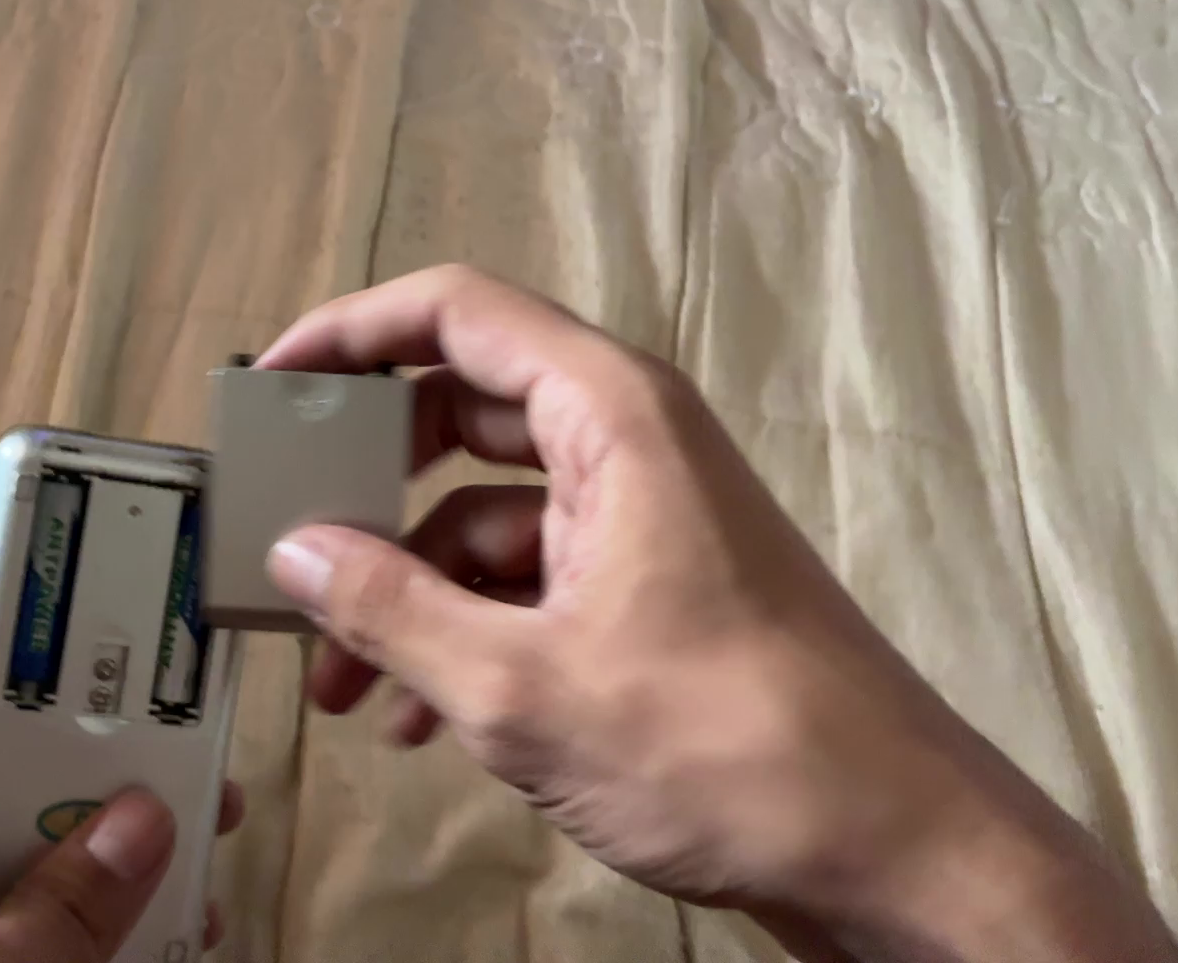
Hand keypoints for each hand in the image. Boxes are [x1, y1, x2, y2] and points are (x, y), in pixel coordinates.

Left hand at [0, 614, 242, 962]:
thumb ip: (53, 912)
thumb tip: (148, 821)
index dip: (1, 640)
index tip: (96, 664)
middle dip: (93, 762)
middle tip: (181, 770)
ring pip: (5, 835)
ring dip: (98, 850)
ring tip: (190, 864)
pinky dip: (62, 917)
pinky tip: (147, 940)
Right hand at [258, 265, 1177, 962]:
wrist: (900, 864)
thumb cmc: (725, 750)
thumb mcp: (520, 686)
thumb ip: (389, 609)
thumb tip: (292, 555)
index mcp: (605, 413)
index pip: (454, 313)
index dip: (353, 331)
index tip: (277, 382)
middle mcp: (615, 439)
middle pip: (452, 410)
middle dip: (364, 478)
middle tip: (294, 521)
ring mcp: (623, 512)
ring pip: (473, 511)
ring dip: (401, 581)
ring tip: (339, 671)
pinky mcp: (628, 579)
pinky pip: (512, 573)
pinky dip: (454, 625)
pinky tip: (412, 711)